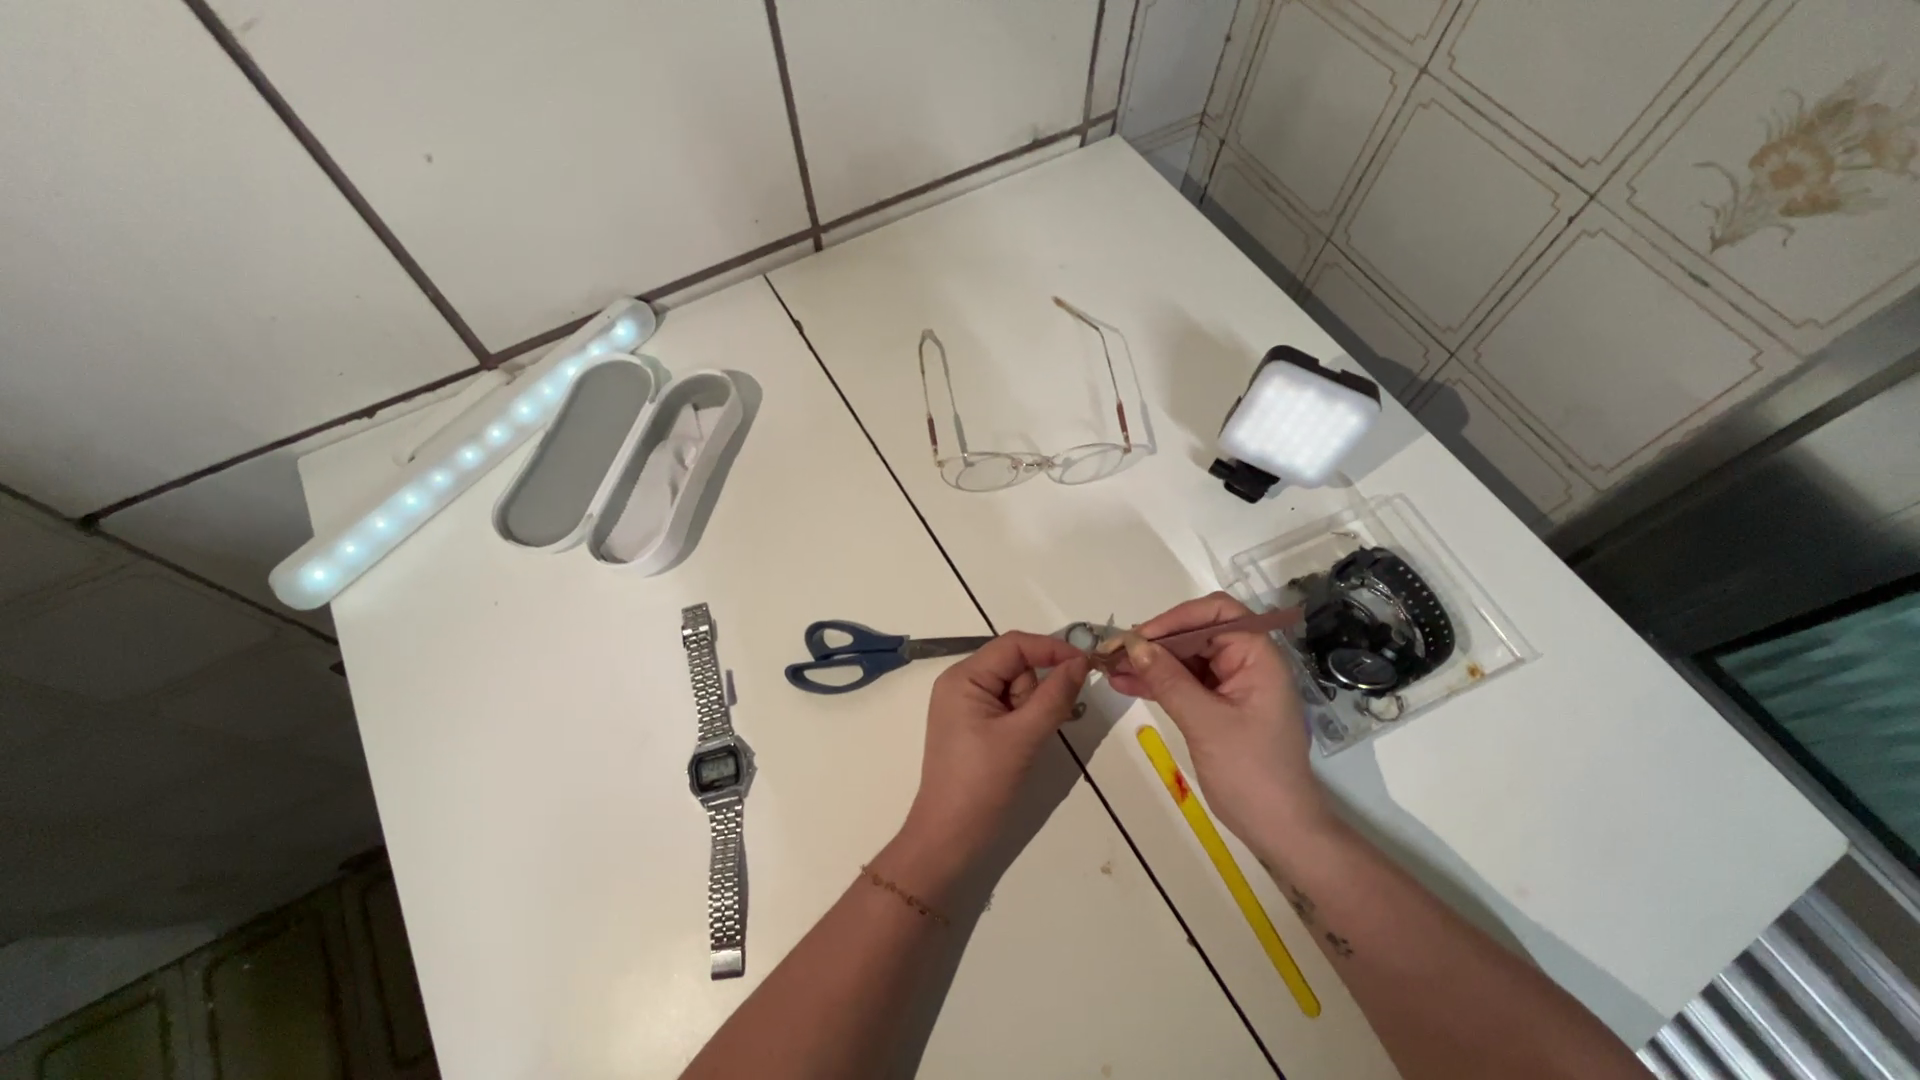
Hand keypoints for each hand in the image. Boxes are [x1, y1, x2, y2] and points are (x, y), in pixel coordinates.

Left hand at [894, 633, 1089, 878]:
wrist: (950, 836)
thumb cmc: (981, 783)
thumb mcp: (1023, 736)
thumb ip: (1055, 695)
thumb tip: (1080, 662)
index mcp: (963, 677)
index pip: (1014, 644)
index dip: (1052, 648)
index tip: (1087, 665)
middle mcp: (960, 683)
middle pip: (1015, 664)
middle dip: (1036, 689)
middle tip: (1034, 727)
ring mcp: (965, 705)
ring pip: (1016, 687)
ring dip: (1031, 707)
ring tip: (1023, 743)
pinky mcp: (973, 726)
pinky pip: (1008, 707)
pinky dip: (1024, 719)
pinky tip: (1020, 745)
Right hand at [1106, 593, 1331, 845]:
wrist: (1280, 829)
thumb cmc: (1251, 772)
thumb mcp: (1205, 723)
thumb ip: (1169, 680)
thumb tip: (1134, 645)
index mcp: (1258, 657)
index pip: (1216, 614)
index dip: (1175, 619)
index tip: (1139, 637)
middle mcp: (1248, 664)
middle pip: (1197, 635)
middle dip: (1156, 642)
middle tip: (1114, 652)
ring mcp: (1235, 687)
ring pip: (1187, 660)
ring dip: (1151, 663)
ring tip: (1110, 668)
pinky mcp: (1221, 708)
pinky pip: (1186, 684)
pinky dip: (1158, 683)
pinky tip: (1125, 684)